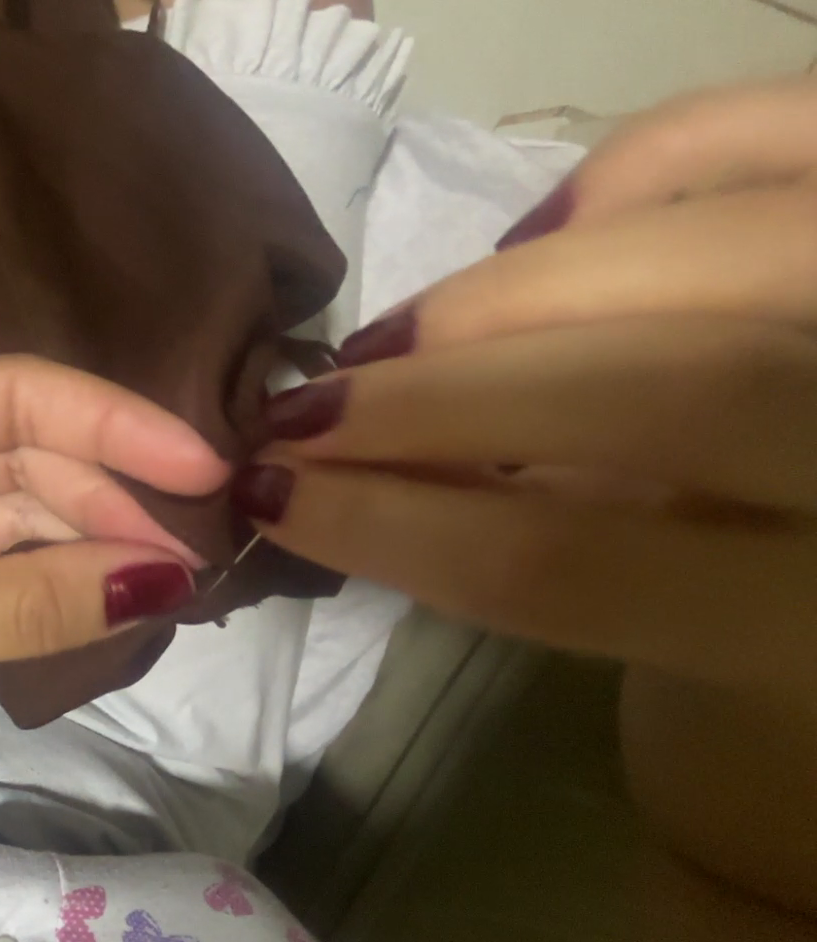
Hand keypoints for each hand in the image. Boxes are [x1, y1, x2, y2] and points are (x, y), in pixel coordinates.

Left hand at [0, 355, 228, 760]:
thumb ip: (26, 603)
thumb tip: (159, 581)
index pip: (13, 393)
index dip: (112, 421)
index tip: (199, 466)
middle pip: (30, 448)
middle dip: (107, 499)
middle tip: (186, 563)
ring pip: (25, 501)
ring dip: (88, 540)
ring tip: (161, 588)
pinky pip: (5, 549)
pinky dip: (53, 573)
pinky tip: (102, 599)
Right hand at [232, 76, 816, 696]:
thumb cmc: (793, 708)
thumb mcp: (666, 712)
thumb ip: (532, 598)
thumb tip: (356, 493)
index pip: (565, 563)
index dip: (385, 523)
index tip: (267, 496)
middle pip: (655, 388)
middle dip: (424, 398)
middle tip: (297, 414)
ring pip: (721, 252)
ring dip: (490, 297)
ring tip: (382, 344)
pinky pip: (790, 139)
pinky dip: (641, 164)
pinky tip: (539, 234)